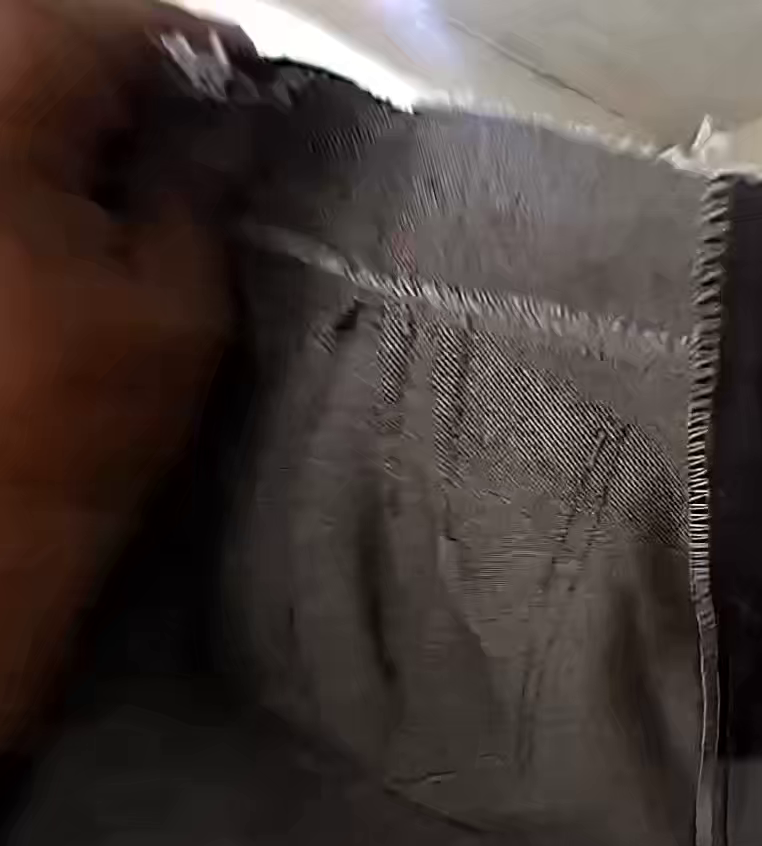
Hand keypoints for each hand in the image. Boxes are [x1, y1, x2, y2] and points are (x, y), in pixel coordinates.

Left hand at [0, 0, 237, 740]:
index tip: (251, 64)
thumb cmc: (90, 405)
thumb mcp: (177, 304)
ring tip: (162, 123)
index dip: (173, 37)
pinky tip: (96, 154)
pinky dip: (41, 121)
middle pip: (16, 34)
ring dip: (77, 87)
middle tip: (212, 95)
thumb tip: (231, 128)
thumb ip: (193, 199)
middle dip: (117, 50)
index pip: (72, 30)